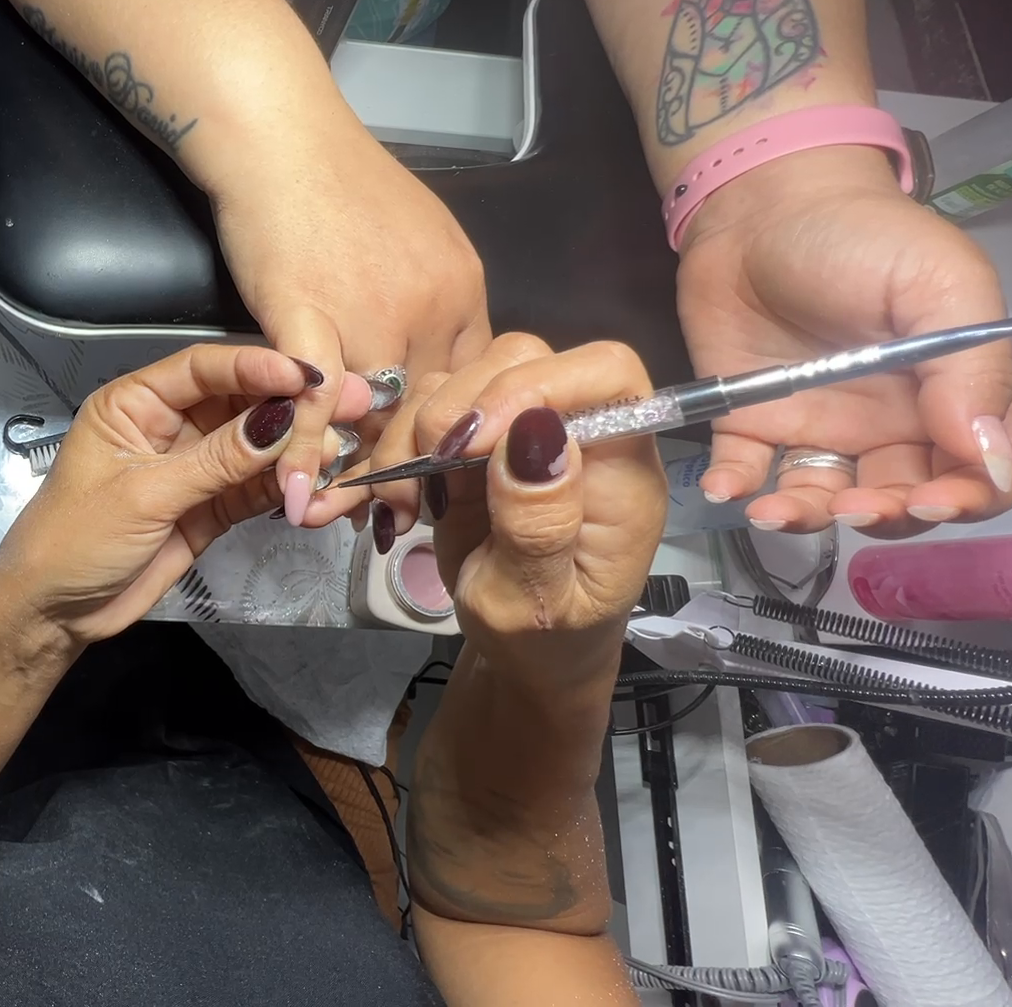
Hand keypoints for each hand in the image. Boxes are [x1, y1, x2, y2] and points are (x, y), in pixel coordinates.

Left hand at [0, 344, 369, 646]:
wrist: (56, 612)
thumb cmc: (76, 540)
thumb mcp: (143, 494)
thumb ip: (215, 460)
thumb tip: (281, 420)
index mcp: (134, 404)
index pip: (201, 369)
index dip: (254, 366)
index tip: (305, 375)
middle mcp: (166, 425)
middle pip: (237, 402)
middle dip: (288, 404)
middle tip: (348, 400)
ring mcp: (191, 467)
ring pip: (252, 444)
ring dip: (295, 445)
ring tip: (346, 441)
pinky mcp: (208, 506)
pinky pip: (253, 486)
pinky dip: (284, 484)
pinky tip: (319, 479)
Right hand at [205, 125, 490, 527]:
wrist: (280, 137)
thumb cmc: (337, 184)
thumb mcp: (408, 238)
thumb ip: (422, 301)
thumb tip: (415, 354)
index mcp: (461, 289)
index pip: (472, 384)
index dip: (455, 437)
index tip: (438, 474)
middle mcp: (432, 306)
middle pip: (432, 410)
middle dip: (414, 472)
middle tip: (397, 519)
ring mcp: (373, 311)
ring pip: (378, 416)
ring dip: (362, 476)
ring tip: (347, 519)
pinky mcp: (307, 314)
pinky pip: (316, 400)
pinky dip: (307, 453)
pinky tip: (297, 493)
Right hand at [312, 334, 666, 673]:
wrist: (523, 651)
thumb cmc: (547, 638)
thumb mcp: (539, 601)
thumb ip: (540, 524)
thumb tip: (534, 433)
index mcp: (618, 468)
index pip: (602, 373)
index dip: (528, 387)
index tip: (464, 444)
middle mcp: (572, 435)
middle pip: (516, 359)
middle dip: (451, 411)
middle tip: (423, 476)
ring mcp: (516, 436)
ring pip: (456, 380)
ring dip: (410, 436)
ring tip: (403, 504)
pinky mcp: (469, 446)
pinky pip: (420, 413)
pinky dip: (393, 450)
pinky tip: (395, 499)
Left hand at [677, 145, 1011, 534]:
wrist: (759, 219)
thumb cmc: (861, 240)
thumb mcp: (937, 288)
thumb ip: (968, 368)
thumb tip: (987, 448)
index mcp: (949, 391)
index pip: (981, 465)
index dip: (971, 494)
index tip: (938, 501)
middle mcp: (883, 419)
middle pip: (897, 492)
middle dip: (884, 513)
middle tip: (857, 508)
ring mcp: (810, 421)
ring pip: (818, 491)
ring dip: (805, 514)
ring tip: (778, 514)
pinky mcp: (744, 415)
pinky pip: (742, 465)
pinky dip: (735, 484)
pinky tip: (726, 490)